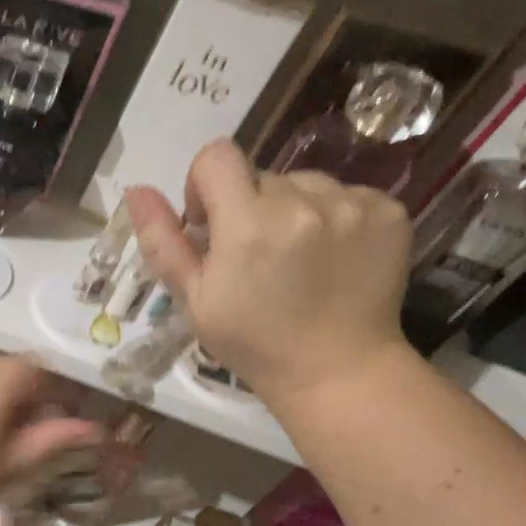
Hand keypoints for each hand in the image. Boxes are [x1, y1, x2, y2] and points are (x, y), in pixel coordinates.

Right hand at [127, 139, 416, 405]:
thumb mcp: (194, 299)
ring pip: (305, 184)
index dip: (203, 185)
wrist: (334, 369)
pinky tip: (330, 258)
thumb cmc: (251, 341)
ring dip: (293, 211)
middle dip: (249, 207)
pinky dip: (334, 218)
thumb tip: (137, 190)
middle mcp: (303, 201)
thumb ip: (164, 242)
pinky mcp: (388, 211)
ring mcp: (352, 204)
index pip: (216, 157)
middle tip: (255, 258)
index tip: (209, 223)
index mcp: (248, 224)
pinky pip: (348, 194)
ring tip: (297, 260)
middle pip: (261, 176)